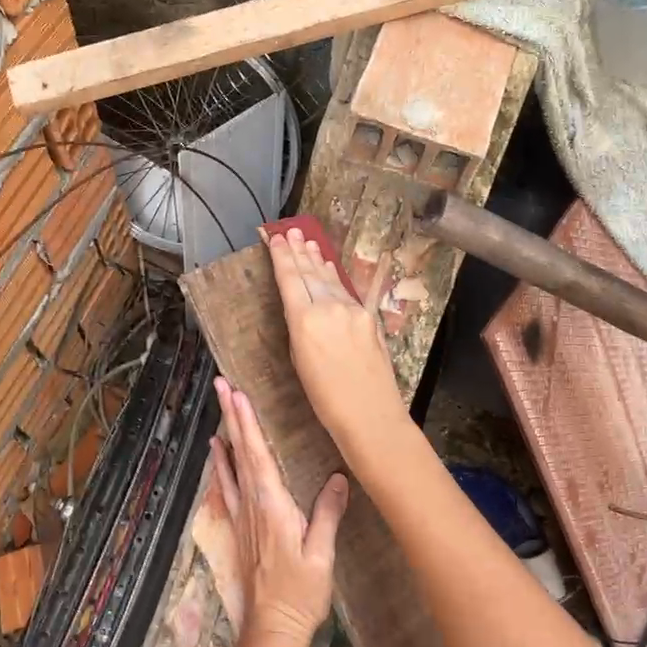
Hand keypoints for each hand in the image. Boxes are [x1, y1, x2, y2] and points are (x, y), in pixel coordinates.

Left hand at [210, 376, 347, 644]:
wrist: (271, 626)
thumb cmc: (299, 594)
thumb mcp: (321, 556)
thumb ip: (327, 515)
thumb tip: (338, 478)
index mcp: (272, 504)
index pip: (257, 453)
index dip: (247, 421)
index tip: (238, 394)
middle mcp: (252, 502)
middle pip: (240, 450)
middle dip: (231, 414)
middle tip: (221, 383)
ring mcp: (242, 513)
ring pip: (231, 462)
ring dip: (226, 430)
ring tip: (218, 403)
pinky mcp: (239, 524)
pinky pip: (227, 483)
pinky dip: (220, 462)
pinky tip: (216, 449)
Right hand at [265, 228, 406, 457]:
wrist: (371, 414)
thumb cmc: (326, 399)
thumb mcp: (299, 360)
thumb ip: (299, 328)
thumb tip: (301, 308)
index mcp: (304, 320)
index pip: (290, 278)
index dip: (281, 256)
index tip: (276, 238)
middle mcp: (329, 307)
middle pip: (310, 272)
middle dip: (299, 251)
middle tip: (291, 232)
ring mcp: (352, 310)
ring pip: (330, 279)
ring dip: (317, 260)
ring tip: (308, 243)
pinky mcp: (369, 317)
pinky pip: (346, 291)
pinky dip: (335, 278)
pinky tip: (330, 268)